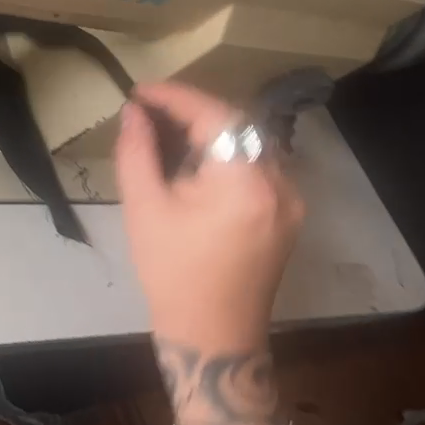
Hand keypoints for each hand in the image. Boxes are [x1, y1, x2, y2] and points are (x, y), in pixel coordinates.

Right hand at [114, 83, 303, 352]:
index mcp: (246, 184)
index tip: (139, 91)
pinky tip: (192, 158)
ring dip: (209, 129)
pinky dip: (225, 151)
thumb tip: (134, 112)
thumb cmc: (171, 271)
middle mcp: (280, 185)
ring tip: (164, 128)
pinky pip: (257, 164)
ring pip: (250, 142)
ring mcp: (290, 200)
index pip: (216, 116)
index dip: (175, 96)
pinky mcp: (287, 213)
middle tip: (148, 108)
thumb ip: (137, 150)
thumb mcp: (143, 206)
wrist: (212, 333)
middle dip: (191, 110)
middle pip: (238, 125)